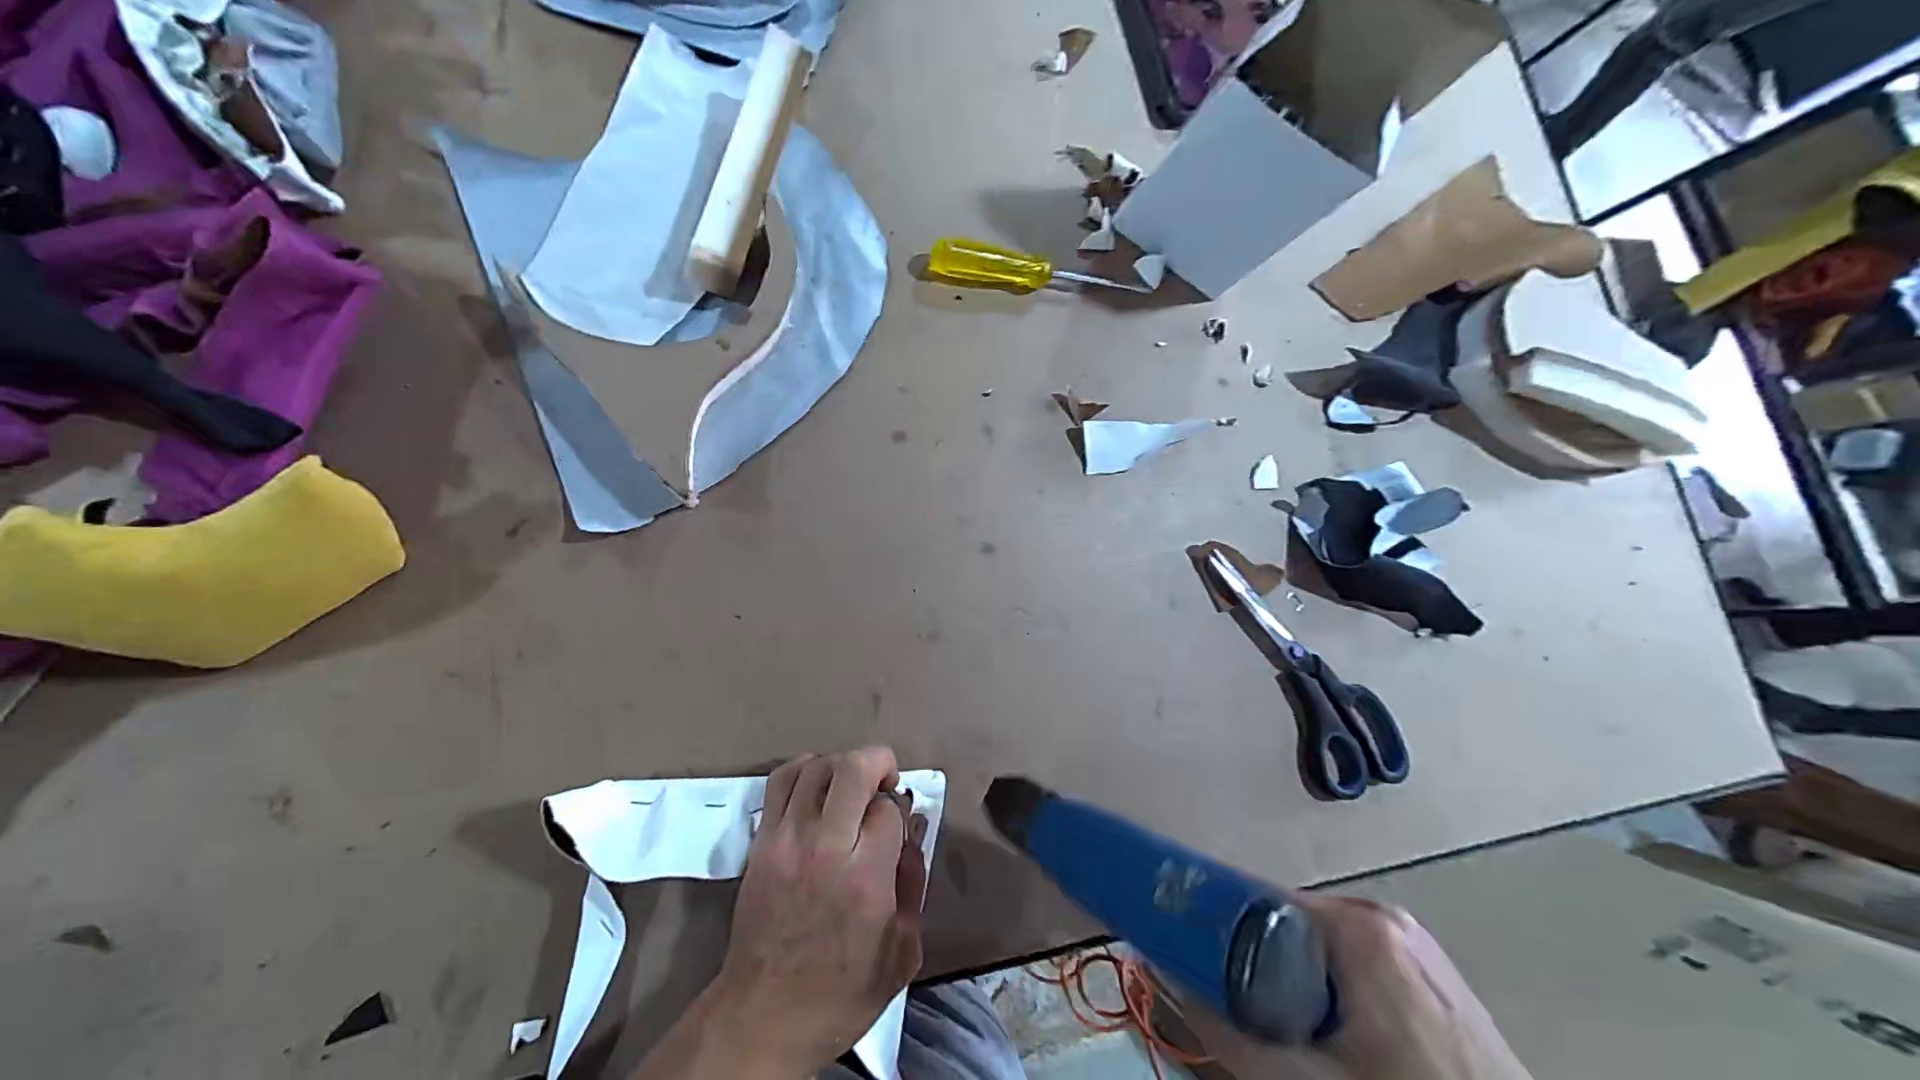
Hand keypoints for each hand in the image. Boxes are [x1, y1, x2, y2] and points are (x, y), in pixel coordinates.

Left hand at [705, 747, 929, 1074]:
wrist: (764, 1015)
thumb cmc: (840, 993)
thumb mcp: (901, 953)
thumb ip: (913, 885)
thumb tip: (911, 835)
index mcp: (865, 879)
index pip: (889, 808)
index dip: (900, 808)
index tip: (898, 824)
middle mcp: (824, 848)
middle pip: (853, 768)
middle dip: (879, 764)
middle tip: (885, 784)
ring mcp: (786, 840)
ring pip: (817, 766)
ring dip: (843, 766)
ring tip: (852, 787)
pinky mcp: (761, 842)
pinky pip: (781, 781)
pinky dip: (805, 769)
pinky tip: (818, 786)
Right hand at [1177, 894, 1531, 1079]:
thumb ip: (1226, 1029)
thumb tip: (1157, 968)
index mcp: (1357, 926)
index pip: (1254, 900)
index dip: (1214, 929)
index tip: (1189, 961)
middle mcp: (1383, 916)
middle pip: (1283, 923)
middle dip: (1254, 966)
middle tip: (1245, 1020)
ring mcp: (1412, 942)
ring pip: (1315, 946)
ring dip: (1290, 984)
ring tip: (1294, 1042)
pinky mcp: (1428, 970)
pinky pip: (1351, 964)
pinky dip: (1326, 993)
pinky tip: (1336, 1043)